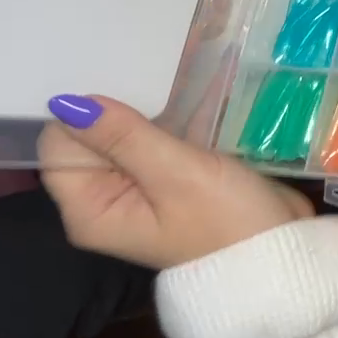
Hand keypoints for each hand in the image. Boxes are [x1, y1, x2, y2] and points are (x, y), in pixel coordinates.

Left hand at [38, 94, 313, 270]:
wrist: (276, 253)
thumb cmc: (226, 218)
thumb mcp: (178, 174)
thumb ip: (126, 138)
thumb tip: (69, 103)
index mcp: (91, 209)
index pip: (60, 149)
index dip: (85, 115)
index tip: (130, 88)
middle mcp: (108, 202)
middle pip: (95, 144)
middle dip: (124, 112)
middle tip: (162, 84)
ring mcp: (145, 193)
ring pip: (133, 141)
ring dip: (157, 116)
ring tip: (186, 90)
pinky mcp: (178, 184)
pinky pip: (164, 146)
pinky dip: (178, 127)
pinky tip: (204, 108)